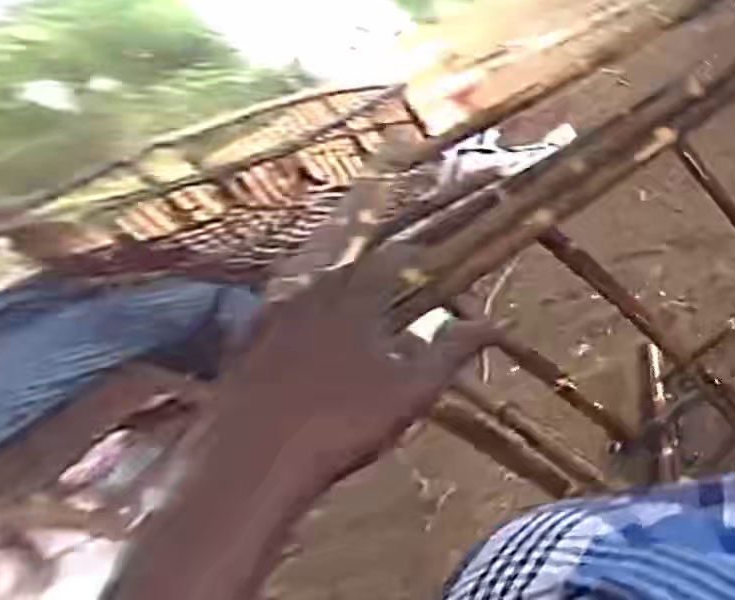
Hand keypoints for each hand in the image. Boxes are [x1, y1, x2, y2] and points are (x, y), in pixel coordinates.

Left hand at [201, 244, 495, 494]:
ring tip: (350, 306)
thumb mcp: (414, 389)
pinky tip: (292, 337)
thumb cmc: (343, 426)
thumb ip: (455, 349)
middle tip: (395, 283)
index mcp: (354, 304)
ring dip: (332, 294)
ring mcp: (266, 335)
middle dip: (373, 273)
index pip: (388, 261)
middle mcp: (309, 307)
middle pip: (345, 274)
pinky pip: (265, 325)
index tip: (429, 256)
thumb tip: (498, 321)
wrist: (246, 479)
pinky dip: (288, 321)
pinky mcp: (236, 364)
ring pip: (304, 296)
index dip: (412, 255)